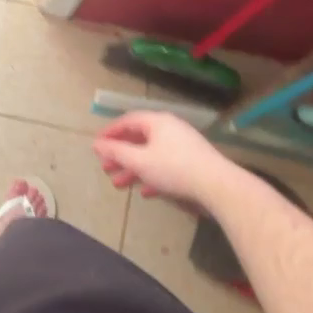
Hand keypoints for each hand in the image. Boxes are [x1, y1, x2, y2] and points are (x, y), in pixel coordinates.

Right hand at [92, 111, 239, 206]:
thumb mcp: (139, 161)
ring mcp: (183, 145)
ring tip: (119, 184)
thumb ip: (116, 152)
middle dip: (120, 155)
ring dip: (133, 168)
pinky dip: (152, 175)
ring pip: (151, 154)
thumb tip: (96, 144)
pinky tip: (145, 192)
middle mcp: (170, 129)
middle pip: (139, 138)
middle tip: (106, 168)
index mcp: (157, 122)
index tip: (96, 145)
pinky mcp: (192, 162)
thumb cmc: (173, 168)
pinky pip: (165, 165)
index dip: (110, 132)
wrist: (216, 185)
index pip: (128, 121)